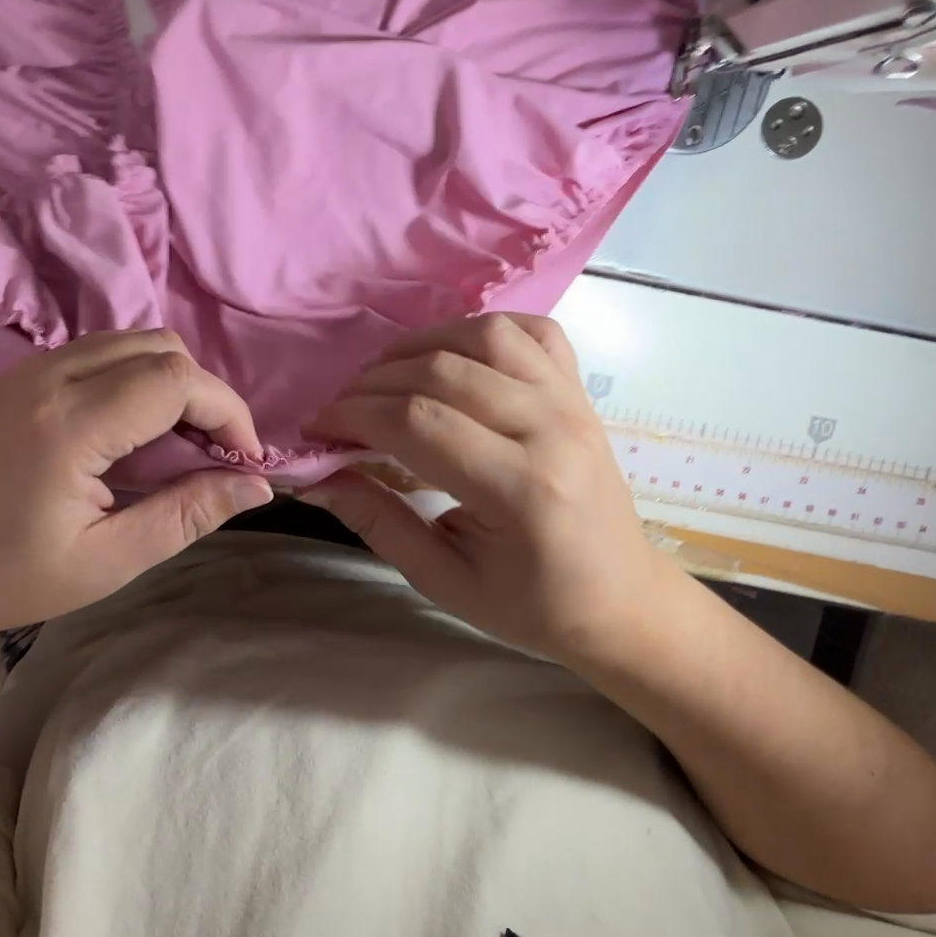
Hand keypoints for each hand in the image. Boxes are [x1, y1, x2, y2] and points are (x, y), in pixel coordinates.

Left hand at [0, 329, 274, 650]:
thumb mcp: (107, 562)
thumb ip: (187, 515)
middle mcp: (47, 377)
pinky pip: (97, 354)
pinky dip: (134, 380)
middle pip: (159, 347)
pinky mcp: (17, 379)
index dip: (227, 411)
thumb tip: (258, 484)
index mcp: (68, 424)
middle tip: (214, 458)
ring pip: (130, 342)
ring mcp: (27, 371)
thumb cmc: (7, 581)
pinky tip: (132, 435)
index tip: (245, 461)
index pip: (175, 378)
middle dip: (204, 396)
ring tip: (178, 449)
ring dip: (170, 384)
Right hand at [300, 313, 666, 657]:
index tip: (317, 431)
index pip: (417, 423)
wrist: (620, 601)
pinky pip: (529, 332)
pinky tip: (449, 358)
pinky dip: (479, 331)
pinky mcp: (579, 391)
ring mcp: (572, 403)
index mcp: (522, 490)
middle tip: (339, 413)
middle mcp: (552, 430)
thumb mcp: (444, 580)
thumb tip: (314, 477)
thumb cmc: (531, 604)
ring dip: (419, 346)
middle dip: (372, 385)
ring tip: (383, 379)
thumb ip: (378, 522)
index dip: (353, 416)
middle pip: (441, 373)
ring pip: (483, 336)